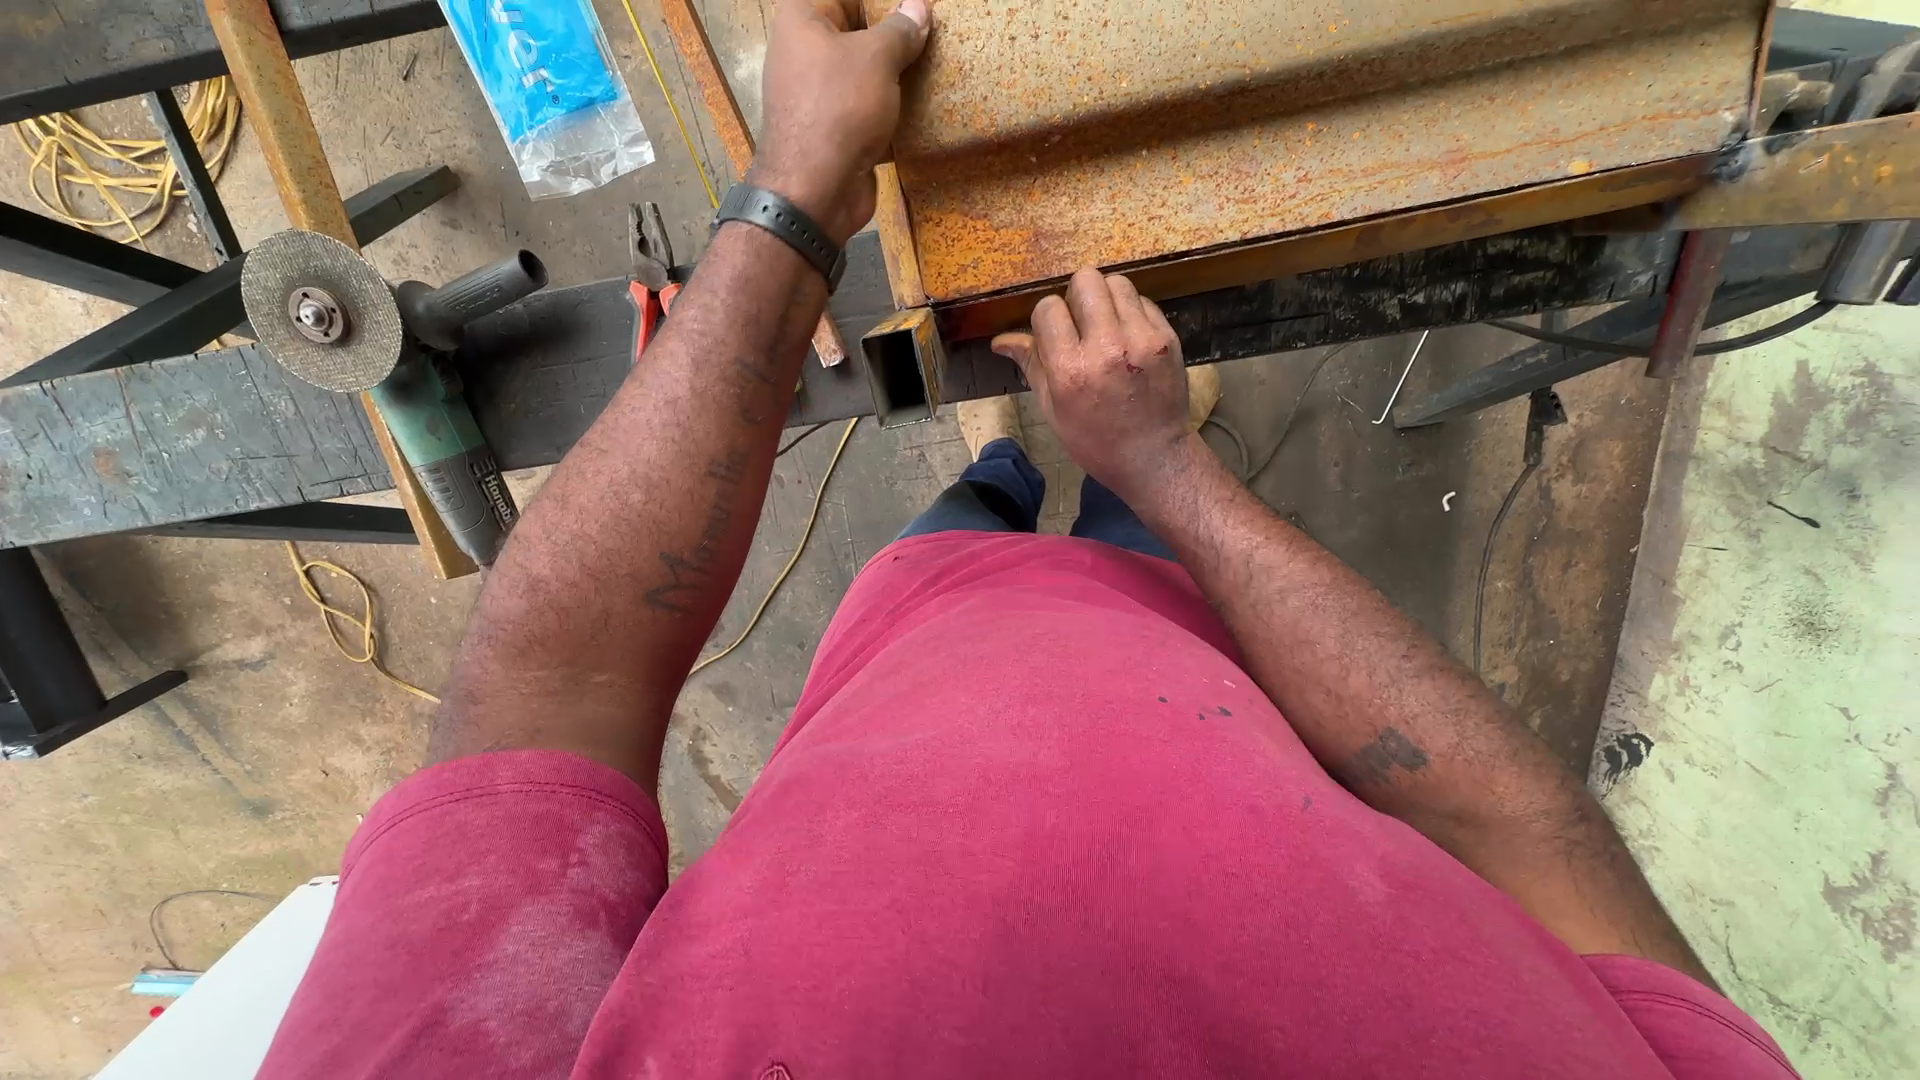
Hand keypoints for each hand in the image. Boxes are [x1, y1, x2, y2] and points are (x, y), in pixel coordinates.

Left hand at [752, 0, 931, 244]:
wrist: (816, 192)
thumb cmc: (840, 109)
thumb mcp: (877, 58)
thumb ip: (900, 30)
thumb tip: (919, 7)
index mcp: (802, 19)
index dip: (884, 3)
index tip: (917, 8)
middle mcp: (803, 53)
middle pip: (856, 33)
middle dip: (893, 37)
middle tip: (931, 37)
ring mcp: (817, 98)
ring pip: (863, 77)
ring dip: (895, 78)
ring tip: (933, 70)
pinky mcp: (833, 134)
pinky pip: (865, 114)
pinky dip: (889, 114)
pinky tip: (921, 112)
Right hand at [992, 268, 1198, 505]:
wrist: (1153, 457)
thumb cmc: (1095, 440)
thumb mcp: (1053, 410)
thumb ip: (1031, 366)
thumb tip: (1000, 341)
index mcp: (1070, 370)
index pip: (1048, 308)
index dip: (1046, 319)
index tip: (1053, 337)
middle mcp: (1106, 347)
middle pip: (1085, 280)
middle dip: (1076, 297)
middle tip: (1080, 324)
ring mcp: (1141, 339)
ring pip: (1116, 283)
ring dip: (1104, 298)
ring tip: (1105, 326)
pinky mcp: (1167, 337)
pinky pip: (1142, 301)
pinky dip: (1130, 313)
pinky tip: (1127, 338)